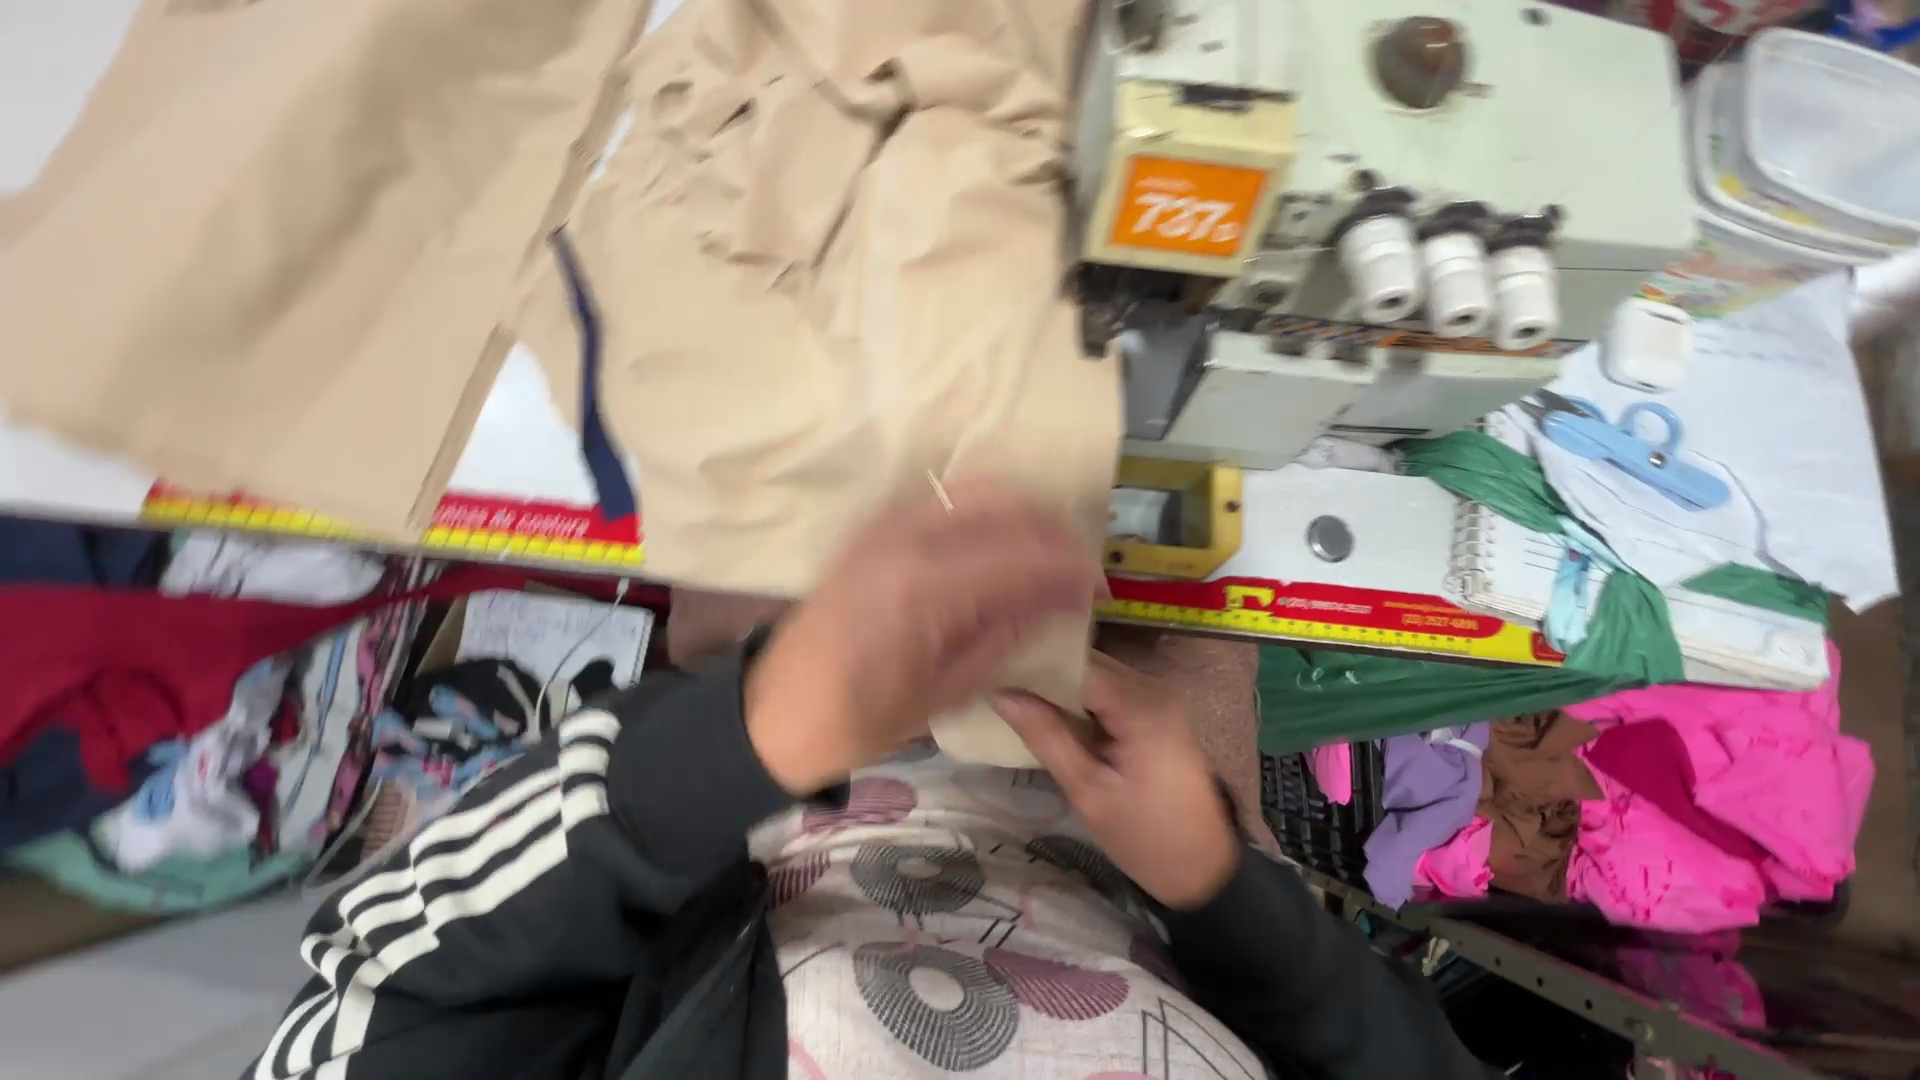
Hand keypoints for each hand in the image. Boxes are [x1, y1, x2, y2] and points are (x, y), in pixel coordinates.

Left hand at [744, 479, 1105, 794]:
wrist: (774, 712)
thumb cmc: (859, 720)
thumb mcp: (943, 693)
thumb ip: (1003, 635)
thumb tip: (1057, 600)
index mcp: (927, 591)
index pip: (1023, 558)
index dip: (1070, 569)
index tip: (1098, 587)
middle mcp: (906, 541)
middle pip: (1005, 507)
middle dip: (1053, 531)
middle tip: (1076, 569)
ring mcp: (883, 526)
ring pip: (974, 490)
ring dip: (1020, 511)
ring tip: (1044, 551)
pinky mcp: (870, 527)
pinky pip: (939, 497)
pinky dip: (979, 508)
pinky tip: (996, 539)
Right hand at [993, 651, 1240, 909]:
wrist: (1204, 869)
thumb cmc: (1145, 837)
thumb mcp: (1087, 791)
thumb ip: (1046, 736)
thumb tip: (1001, 694)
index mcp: (1142, 705)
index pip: (1077, 665)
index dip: (1034, 665)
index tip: (991, 670)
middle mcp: (1154, 688)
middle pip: (1087, 664)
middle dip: (1043, 673)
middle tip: (996, 683)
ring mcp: (1158, 698)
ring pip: (1095, 675)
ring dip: (1059, 686)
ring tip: (1012, 694)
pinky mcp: (1156, 712)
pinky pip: (1108, 692)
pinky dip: (1079, 699)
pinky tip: (1047, 711)